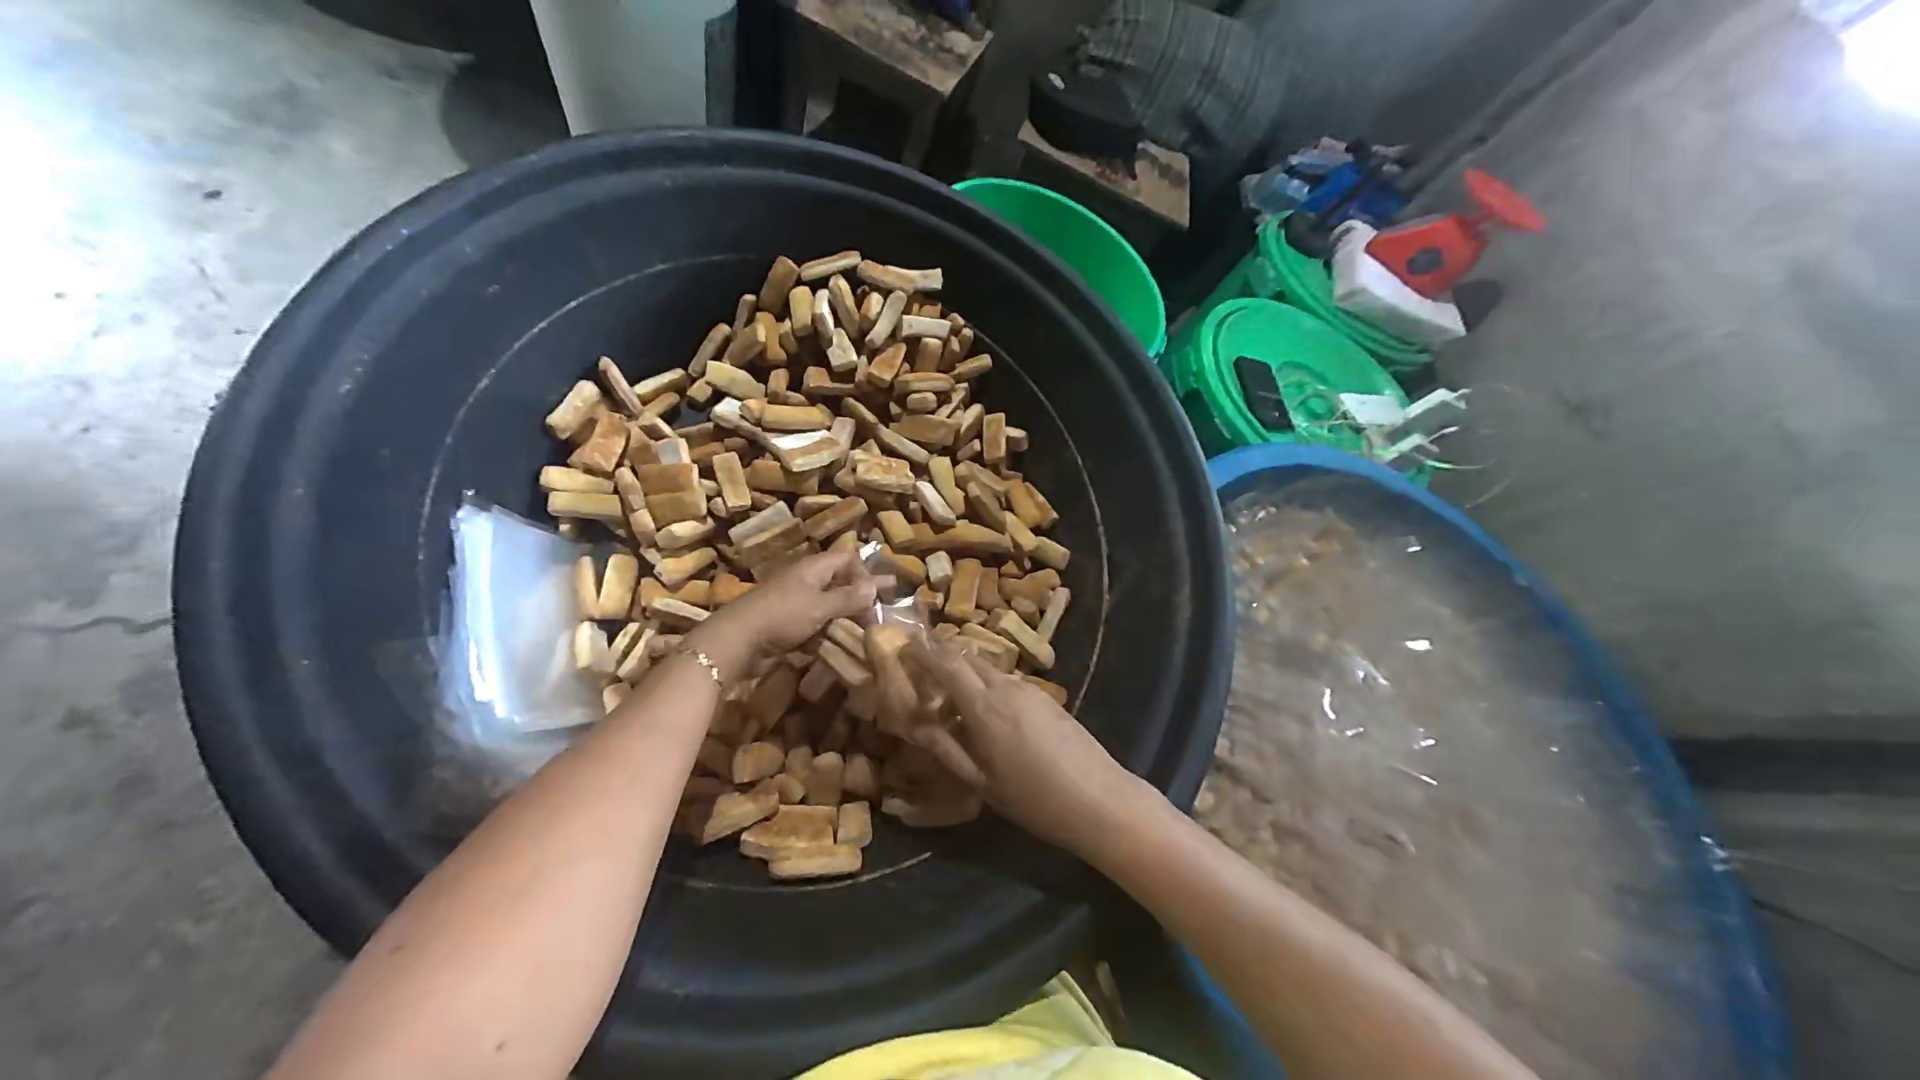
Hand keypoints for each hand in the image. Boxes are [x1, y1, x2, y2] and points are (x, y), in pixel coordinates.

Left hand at [685, 551, 876, 673]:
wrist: (738, 638)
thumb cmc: (783, 615)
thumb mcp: (821, 606)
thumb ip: (849, 598)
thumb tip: (875, 588)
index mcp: (814, 568)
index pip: (848, 559)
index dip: (864, 573)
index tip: (875, 595)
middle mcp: (806, 580)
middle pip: (840, 582)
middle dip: (860, 596)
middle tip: (881, 610)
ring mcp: (795, 601)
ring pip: (828, 604)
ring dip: (845, 615)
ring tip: (865, 629)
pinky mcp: (787, 622)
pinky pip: (815, 621)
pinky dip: (828, 629)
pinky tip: (838, 641)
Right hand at [903, 640, 1148, 854]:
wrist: (1100, 798)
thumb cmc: (1033, 798)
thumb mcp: (981, 781)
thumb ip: (946, 748)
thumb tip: (914, 725)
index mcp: (984, 706)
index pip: (947, 664)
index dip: (923, 652)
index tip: (904, 646)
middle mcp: (1006, 687)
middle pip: (968, 658)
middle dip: (942, 656)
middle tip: (922, 669)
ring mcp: (1030, 690)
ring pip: (988, 670)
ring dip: (966, 673)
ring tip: (951, 697)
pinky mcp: (1046, 699)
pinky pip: (1007, 682)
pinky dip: (987, 686)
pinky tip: (987, 713)